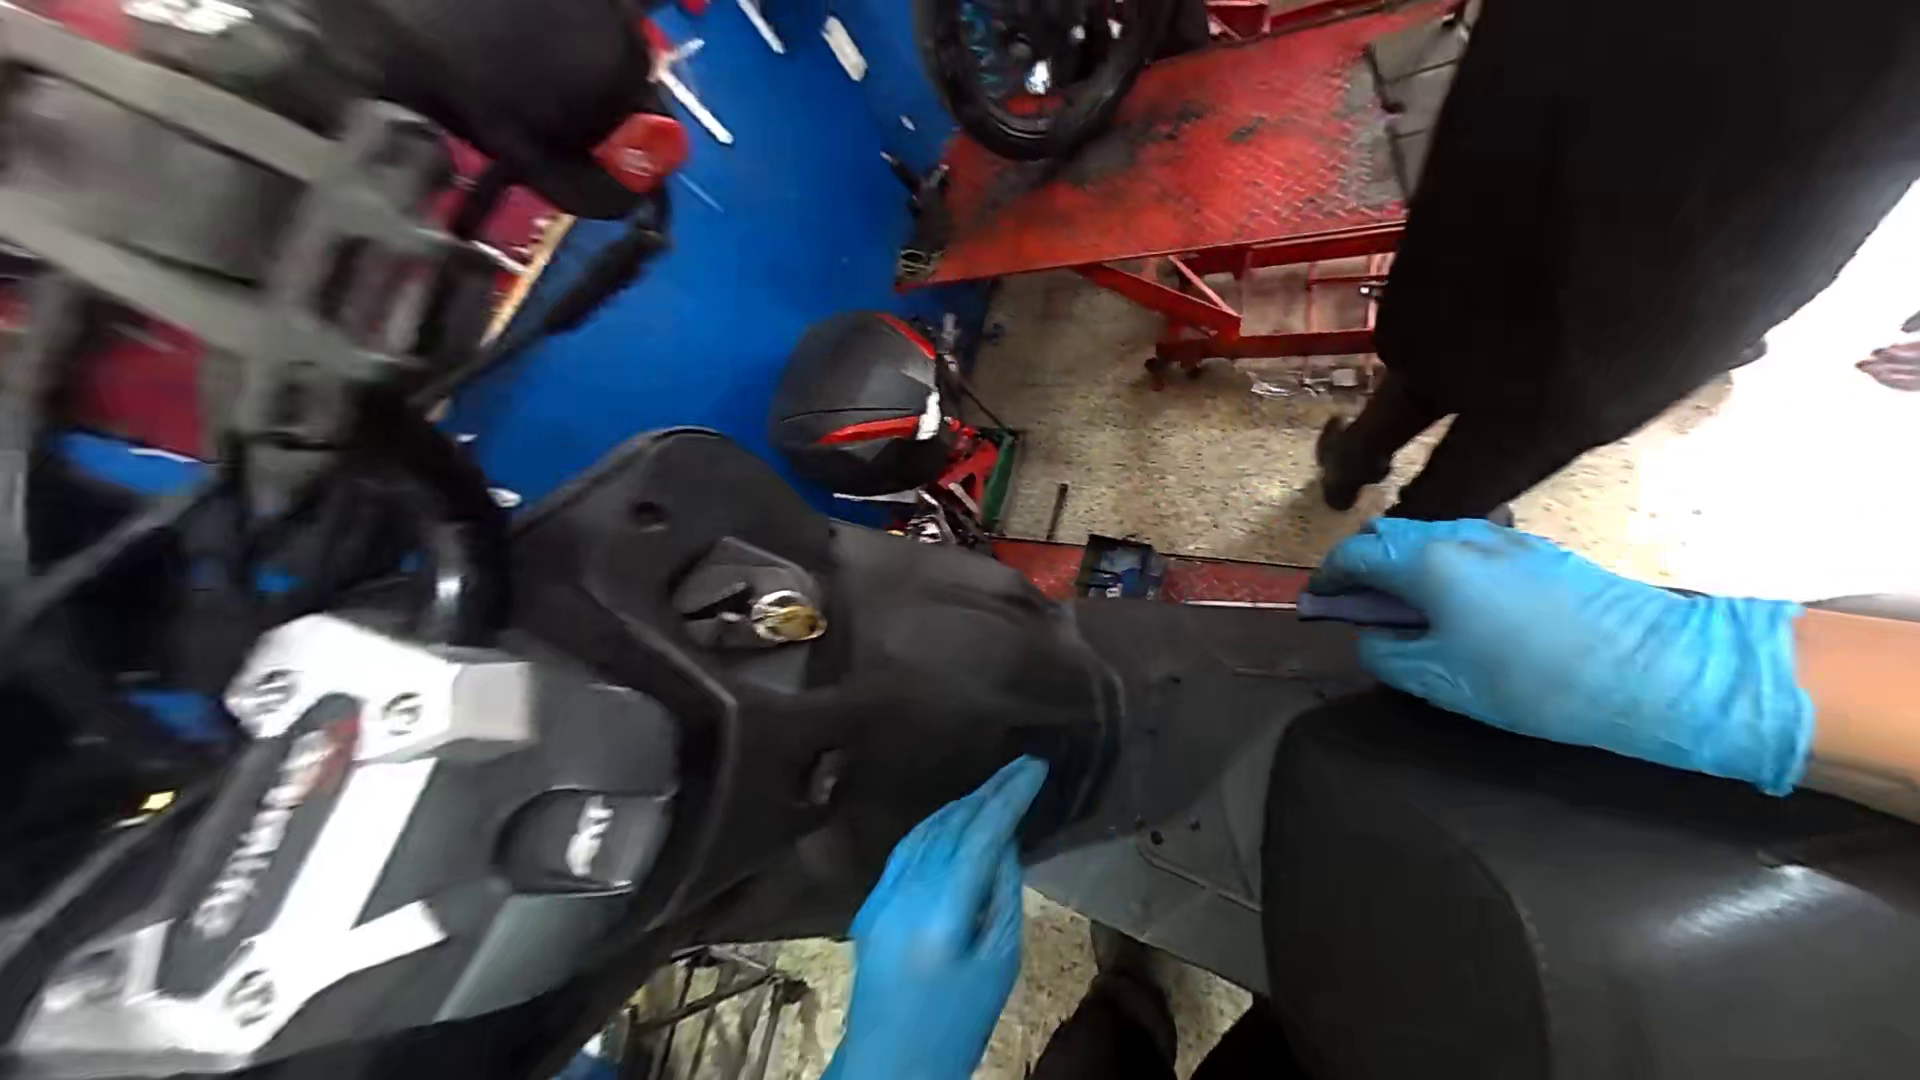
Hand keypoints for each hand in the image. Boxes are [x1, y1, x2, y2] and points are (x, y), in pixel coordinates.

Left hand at [826, 756, 1048, 1079]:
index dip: (1009, 795)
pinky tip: (956, 815)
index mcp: (942, 910)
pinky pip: (909, 845)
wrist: (888, 1064)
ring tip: (997, 784)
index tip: (1035, 767)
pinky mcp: (872, 899)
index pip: (981, 833)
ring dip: (964, 802)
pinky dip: (937, 823)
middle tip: (1023, 764)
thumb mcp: (999, 963)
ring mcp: (883, 891)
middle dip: (990, 789)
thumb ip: (1003, 893)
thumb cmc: (957, 1025)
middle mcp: (906, 889)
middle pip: (953, 822)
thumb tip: (1006, 839)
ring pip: (928, 827)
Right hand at [1313, 518, 1812, 794]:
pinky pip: (1462, 542)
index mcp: (1424, 562)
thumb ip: (1383, 650)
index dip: (1326, 579)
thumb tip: (1371, 633)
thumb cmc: (1532, 679)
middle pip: (1383, 533)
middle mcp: (1455, 535)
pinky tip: (1457, 600)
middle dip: (1359, 563)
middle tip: (1360, 603)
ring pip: (1424, 534)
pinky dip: (1437, 562)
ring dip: (1399, 561)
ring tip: (1407, 604)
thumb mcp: (1437, 677)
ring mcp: (1499, 536)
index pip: (1351, 555)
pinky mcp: (1534, 548)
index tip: (1318, 603)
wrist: (1667, 670)